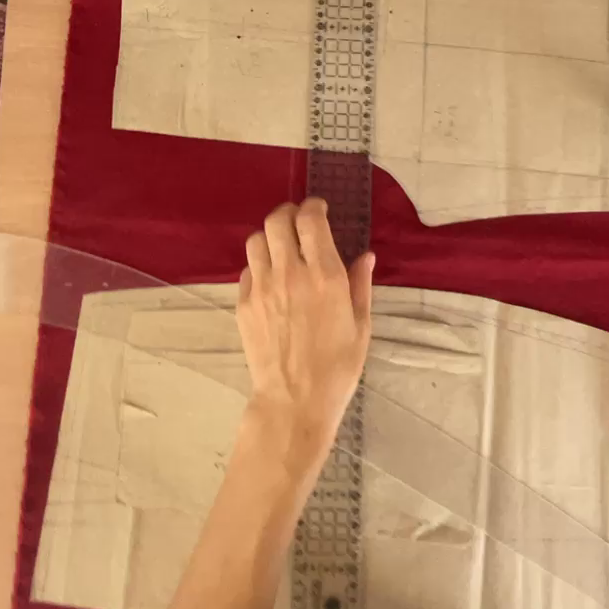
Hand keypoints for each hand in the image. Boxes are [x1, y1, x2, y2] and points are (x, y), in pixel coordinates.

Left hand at [237, 199, 375, 466]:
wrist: (294, 401)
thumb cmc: (337, 367)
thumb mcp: (361, 326)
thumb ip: (361, 285)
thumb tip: (365, 255)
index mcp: (324, 275)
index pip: (310, 220)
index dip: (313, 206)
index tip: (318, 208)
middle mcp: (290, 273)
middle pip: (277, 221)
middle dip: (288, 213)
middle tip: (298, 221)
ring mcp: (262, 287)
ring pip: (256, 240)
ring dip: (270, 236)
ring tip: (281, 246)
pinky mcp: (244, 303)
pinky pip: (247, 269)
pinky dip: (258, 264)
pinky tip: (270, 278)